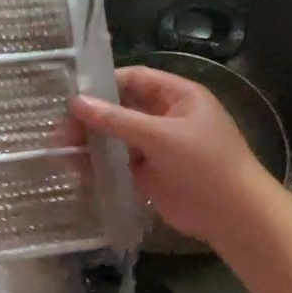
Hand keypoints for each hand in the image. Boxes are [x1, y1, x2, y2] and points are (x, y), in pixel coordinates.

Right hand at [69, 66, 276, 245]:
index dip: (105, 83)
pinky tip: (76, 167)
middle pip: (121, 108)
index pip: (135, 79)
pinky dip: (98, 163)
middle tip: (60, 128)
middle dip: (92, 116)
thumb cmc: (204, 164)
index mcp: (178, 96)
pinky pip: (117, 162)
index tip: (72, 95)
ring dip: (91, 141)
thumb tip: (75, 102)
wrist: (231, 214)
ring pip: (116, 137)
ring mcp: (155, 146)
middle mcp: (165, 117)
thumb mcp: (160, 136)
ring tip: (61, 148)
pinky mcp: (147, 173)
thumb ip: (116, 120)